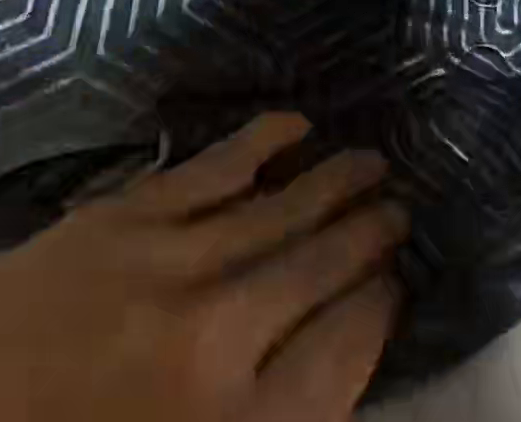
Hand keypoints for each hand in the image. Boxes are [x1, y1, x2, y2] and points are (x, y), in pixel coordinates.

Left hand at [0, 113, 405, 421]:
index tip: (394, 281)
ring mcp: (168, 270)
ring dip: (334, 185)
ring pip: (280, 214)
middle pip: (322, 269)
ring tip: (373, 163)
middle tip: (400, 207)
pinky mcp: (121, 222)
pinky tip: (296, 128)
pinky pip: (215, 173)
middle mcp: (218, 343)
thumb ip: (272, 420)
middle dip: (369, 236)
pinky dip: (263, 145)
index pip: (345, 354)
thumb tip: (332, 356)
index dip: (379, 309)